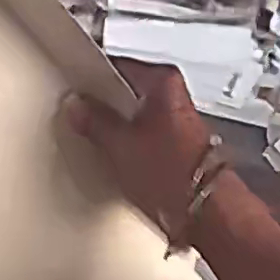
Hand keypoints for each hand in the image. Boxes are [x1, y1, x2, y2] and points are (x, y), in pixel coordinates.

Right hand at [60, 59, 218, 233]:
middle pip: (128, 94)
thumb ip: (94, 122)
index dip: (92, 80)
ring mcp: (177, 125)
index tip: (74, 93)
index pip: (117, 66)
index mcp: (163, 81)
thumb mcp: (120, 146)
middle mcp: (175, 98)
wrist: (205, 213)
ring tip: (99, 145)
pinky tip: (119, 163)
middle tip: (80, 120)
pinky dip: (131, 148)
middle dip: (104, 108)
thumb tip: (77, 107)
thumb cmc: (174, 175)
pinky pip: (145, 141)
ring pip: (136, 119)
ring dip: (118, 131)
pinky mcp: (176, 151)